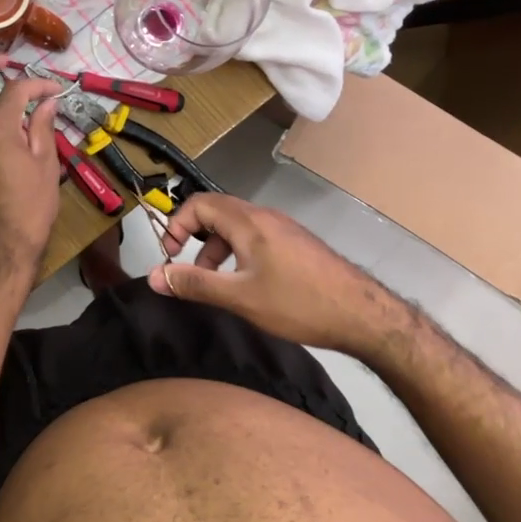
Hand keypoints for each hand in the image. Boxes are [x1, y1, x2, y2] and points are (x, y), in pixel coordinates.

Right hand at [148, 192, 406, 356]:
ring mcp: (285, 229)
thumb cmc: (298, 303)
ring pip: (237, 227)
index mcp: (248, 222)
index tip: (170, 255)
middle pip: (216, 212)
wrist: (366, 317)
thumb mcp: (239, 297)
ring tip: (217, 283)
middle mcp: (265, 217)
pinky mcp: (298, 244)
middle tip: (189, 271)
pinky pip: (256, 236)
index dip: (176, 225)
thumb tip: (154, 276)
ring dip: (217, 249)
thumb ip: (194, 284)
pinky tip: (248, 284)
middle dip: (195, 238)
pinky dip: (239, 253)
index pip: (198, 204)